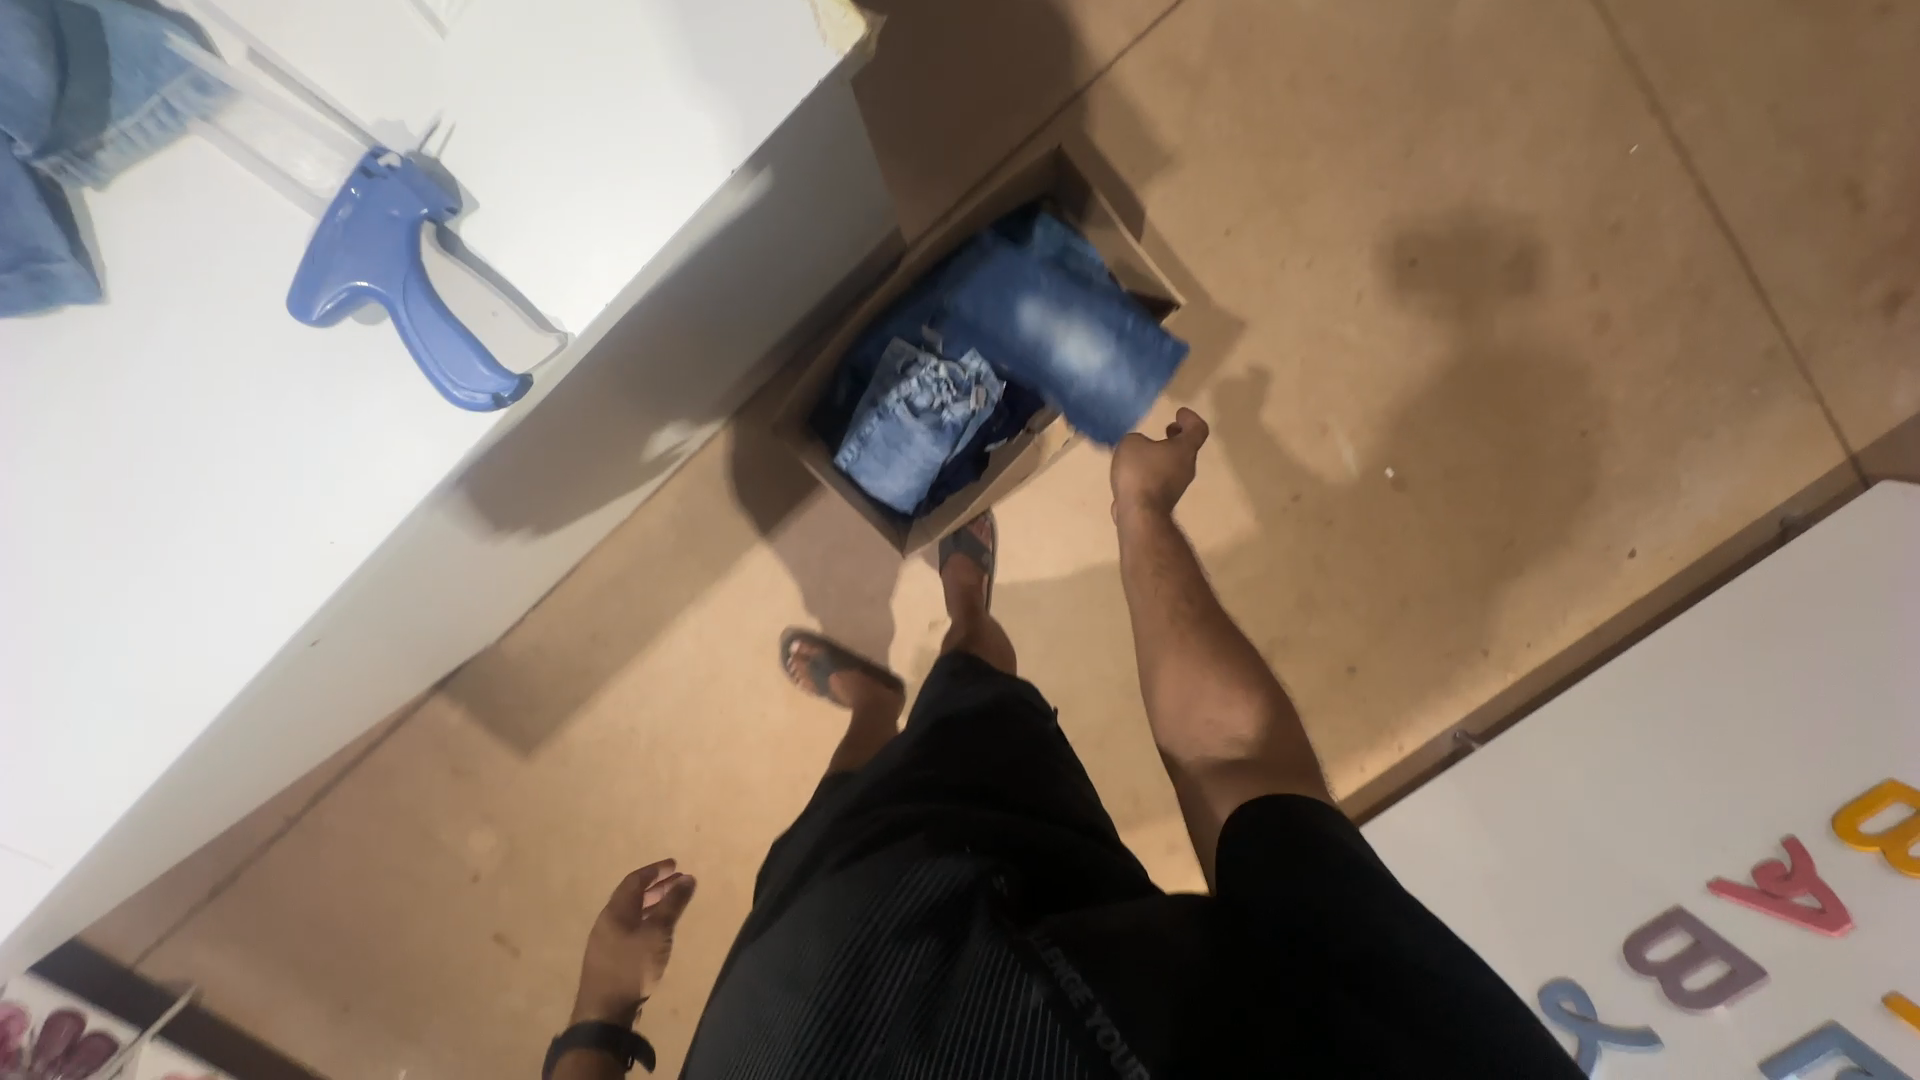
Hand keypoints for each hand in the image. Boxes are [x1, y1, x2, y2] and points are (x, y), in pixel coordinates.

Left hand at [572, 859, 697, 1025]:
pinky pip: (630, 930)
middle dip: (657, 887)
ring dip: (653, 905)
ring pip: (631, 914)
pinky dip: (646, 922)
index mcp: (615, 911)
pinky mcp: (609, 961)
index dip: (655, 870)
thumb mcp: (658, 932)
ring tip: (673, 905)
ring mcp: (605, 943)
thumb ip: (673, 904)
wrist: (604, 1015)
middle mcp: (607, 923)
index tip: (675, 865)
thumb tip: (687, 878)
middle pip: (632, 896)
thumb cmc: (632, 967)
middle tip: (679, 882)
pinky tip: (658, 932)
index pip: (635, 880)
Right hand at [1111, 407, 1209, 520]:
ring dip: (1163, 456)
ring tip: (1143, 454)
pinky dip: (1153, 472)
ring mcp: (1177, 487)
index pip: (1198, 429)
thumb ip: (1137, 440)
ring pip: (1174, 466)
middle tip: (1167, 430)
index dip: (1190, 418)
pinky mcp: (1164, 501)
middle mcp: (1186, 468)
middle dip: (1176, 437)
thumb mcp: (1131, 444)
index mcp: (1184, 449)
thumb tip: (1140, 449)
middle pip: (1187, 449)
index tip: (1178, 413)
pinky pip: (1161, 480)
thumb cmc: (1139, 472)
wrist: (1139, 513)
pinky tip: (1134, 474)